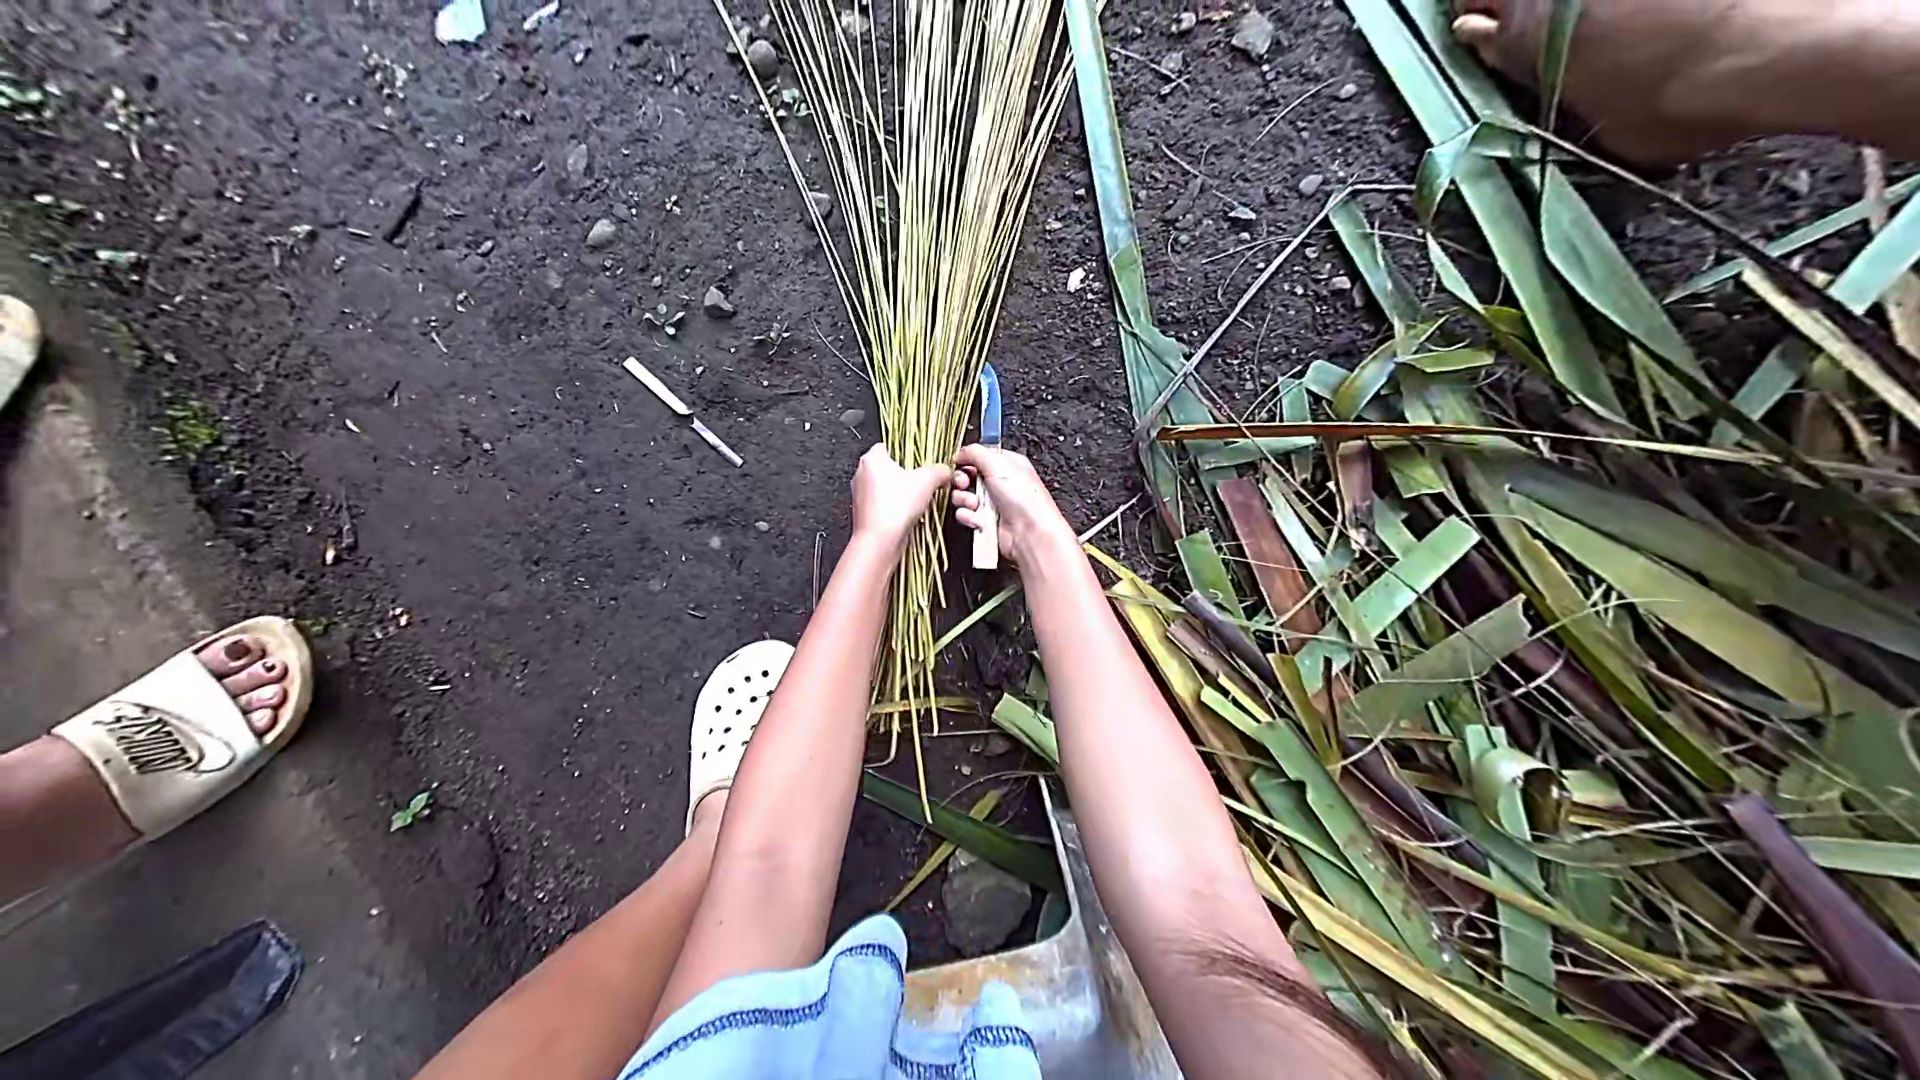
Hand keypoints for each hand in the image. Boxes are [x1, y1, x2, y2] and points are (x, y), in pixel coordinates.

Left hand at [851, 444, 952, 550]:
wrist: (879, 542)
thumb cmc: (895, 507)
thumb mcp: (927, 481)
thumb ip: (939, 470)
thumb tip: (946, 470)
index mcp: (871, 458)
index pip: (890, 445)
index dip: (909, 452)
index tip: (921, 462)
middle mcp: (862, 473)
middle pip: (890, 467)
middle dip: (908, 474)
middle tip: (923, 482)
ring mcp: (861, 494)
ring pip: (887, 486)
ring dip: (903, 492)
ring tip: (917, 500)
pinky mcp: (865, 511)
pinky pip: (884, 503)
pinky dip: (895, 506)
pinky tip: (907, 514)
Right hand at [951, 444, 1074, 563]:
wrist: (1029, 532)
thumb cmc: (1025, 498)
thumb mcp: (998, 463)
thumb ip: (975, 452)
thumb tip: (960, 453)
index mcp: (1007, 464)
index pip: (979, 456)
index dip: (967, 459)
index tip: (960, 463)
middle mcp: (1000, 483)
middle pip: (968, 476)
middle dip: (962, 480)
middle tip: (965, 484)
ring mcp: (992, 503)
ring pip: (964, 496)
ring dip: (964, 499)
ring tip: (975, 504)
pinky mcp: (986, 522)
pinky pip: (965, 515)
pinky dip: (968, 516)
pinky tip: (978, 518)